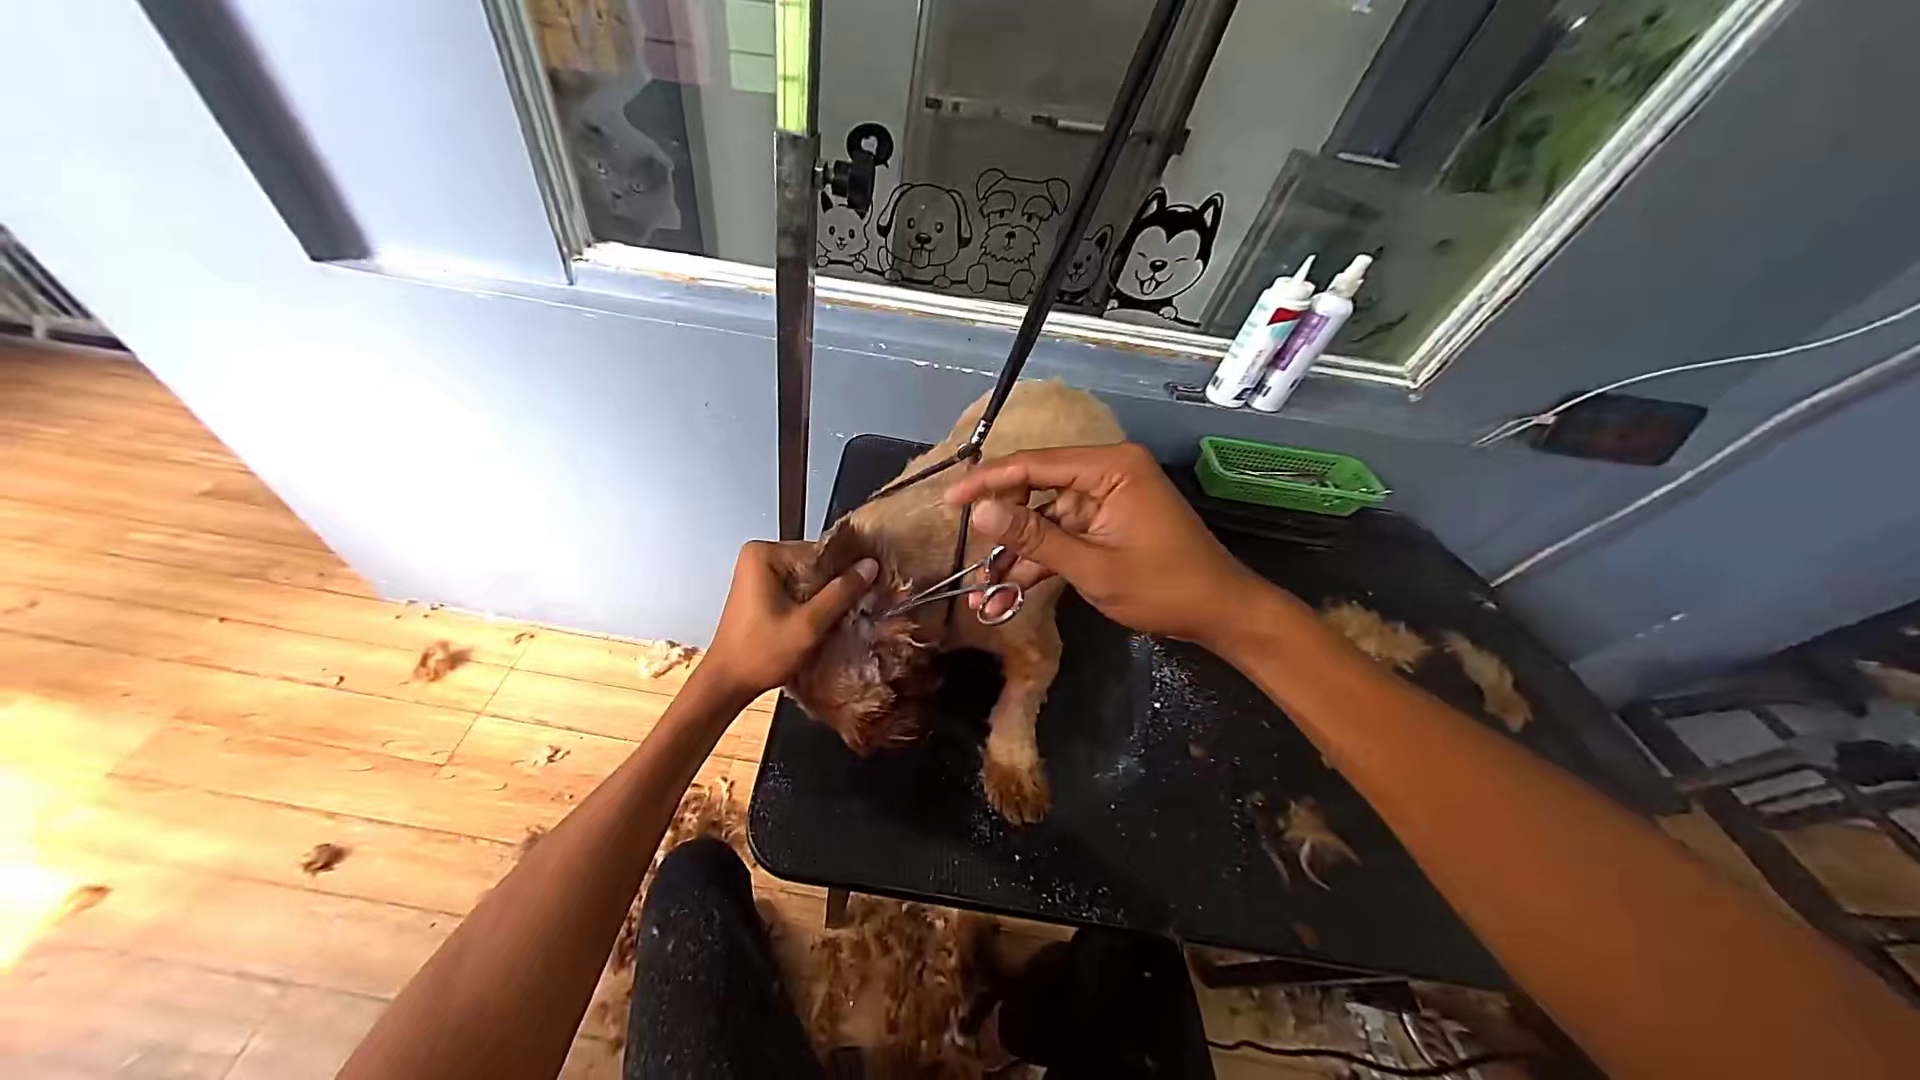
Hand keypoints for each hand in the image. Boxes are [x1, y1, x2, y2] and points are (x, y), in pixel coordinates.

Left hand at [695, 540, 876, 700]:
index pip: (821, 553)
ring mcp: (759, 573)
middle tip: (858, 606)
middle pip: (815, 564)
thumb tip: (870, 565)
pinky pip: (797, 588)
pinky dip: (812, 604)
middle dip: (835, 585)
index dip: (846, 572)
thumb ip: (841, 592)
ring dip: (825, 597)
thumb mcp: (809, 624)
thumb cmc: (761, 654)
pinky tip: (825, 620)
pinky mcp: (762, 590)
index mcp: (764, 554)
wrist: (726, 683)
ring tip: (845, 615)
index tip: (868, 588)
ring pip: (809, 578)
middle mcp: (759, 556)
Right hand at [943, 443, 1267, 644]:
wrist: (1220, 614)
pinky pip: (1061, 538)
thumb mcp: (1092, 565)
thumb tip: (980, 512)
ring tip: (982, 590)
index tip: (949, 500)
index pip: (1033, 465)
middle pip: (1034, 491)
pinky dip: (1038, 563)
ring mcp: (1103, 501)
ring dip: (1016, 555)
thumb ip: (1034, 537)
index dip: (987, 482)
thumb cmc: (1164, 587)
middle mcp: (1104, 474)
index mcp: (1109, 467)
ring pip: (1043, 521)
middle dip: (1002, 527)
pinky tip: (1007, 592)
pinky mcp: (1103, 525)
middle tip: (969, 554)